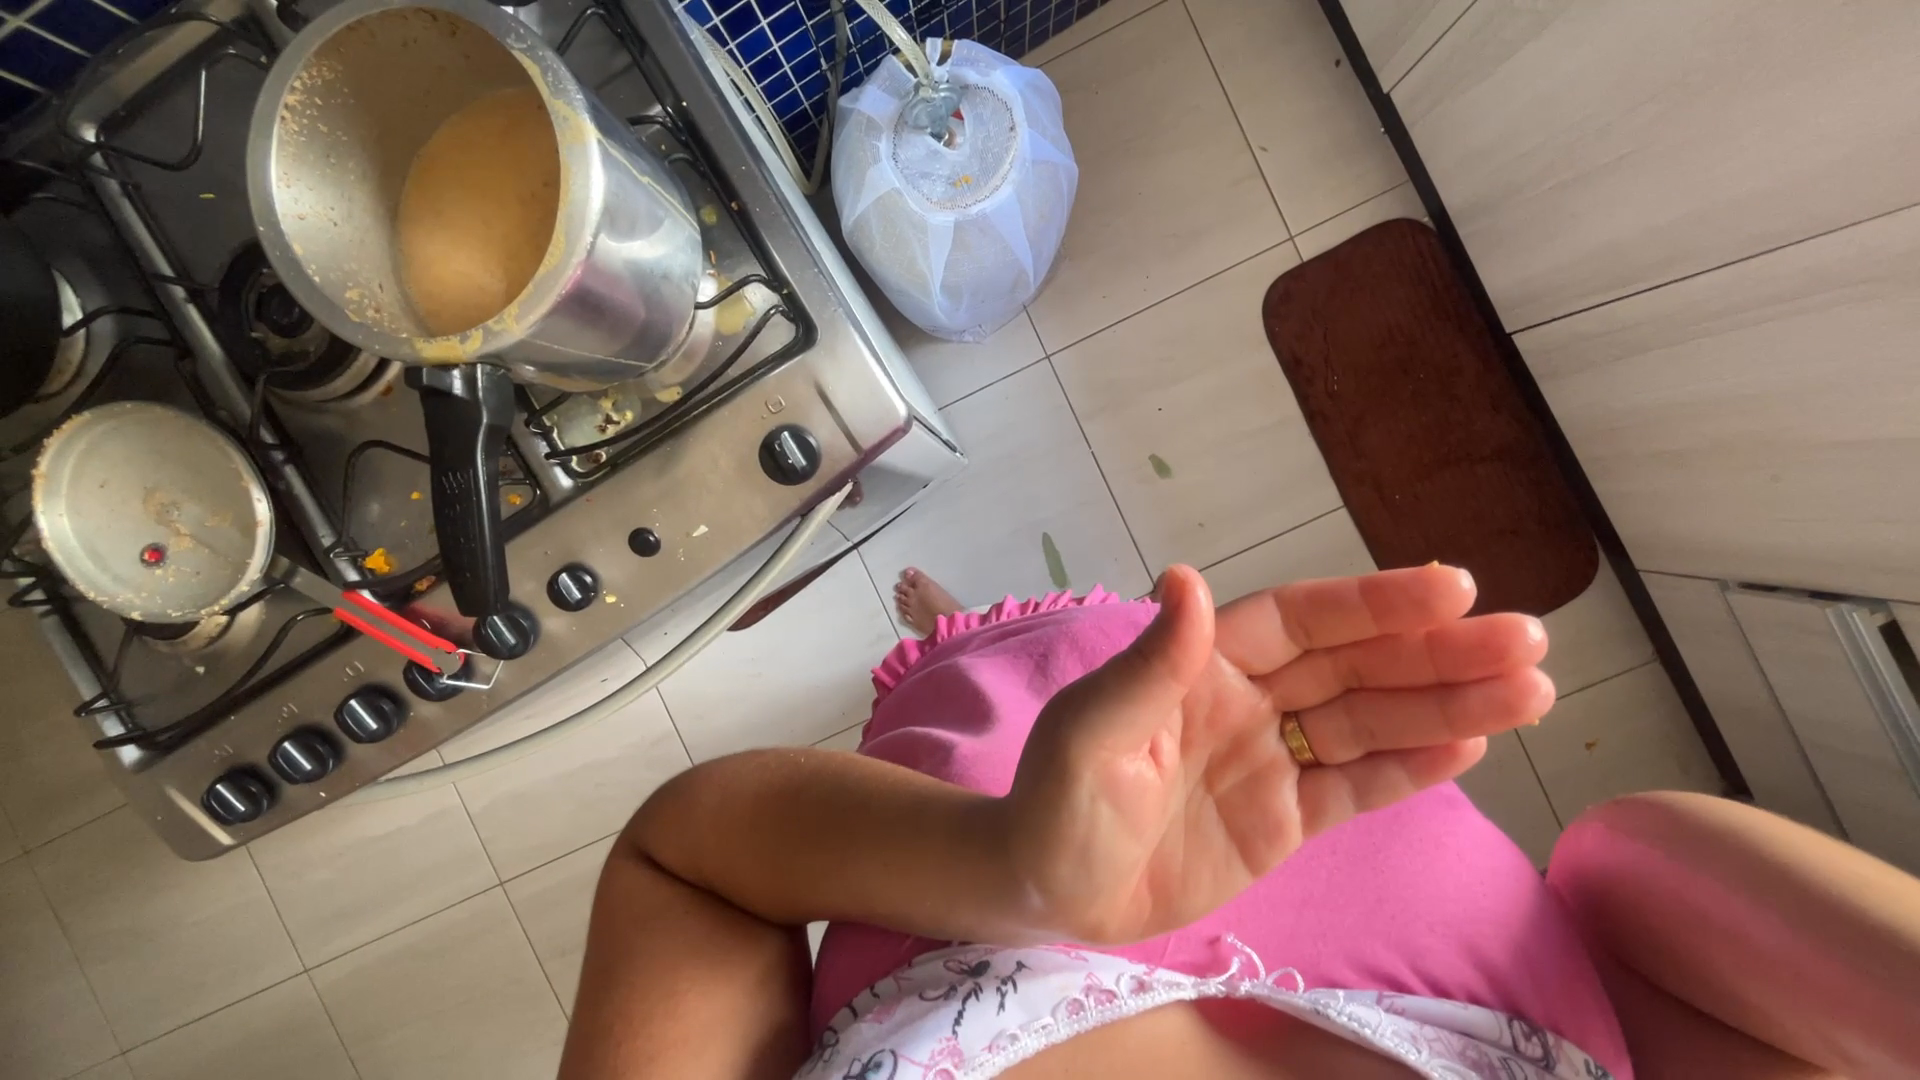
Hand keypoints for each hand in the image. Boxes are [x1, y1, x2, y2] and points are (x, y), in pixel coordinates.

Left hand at [1003, 563, 1553, 944]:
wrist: (1055, 894)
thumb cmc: (1060, 804)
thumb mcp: (1096, 731)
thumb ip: (1152, 662)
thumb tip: (1186, 575)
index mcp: (1200, 664)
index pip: (1298, 621)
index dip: (1371, 604)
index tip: (1453, 588)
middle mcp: (1243, 699)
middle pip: (1350, 666)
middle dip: (1434, 652)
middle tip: (1527, 642)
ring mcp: (1268, 758)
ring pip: (1368, 722)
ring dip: (1445, 705)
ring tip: (1529, 690)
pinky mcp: (1283, 818)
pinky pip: (1356, 784)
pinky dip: (1411, 767)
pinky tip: (1471, 746)